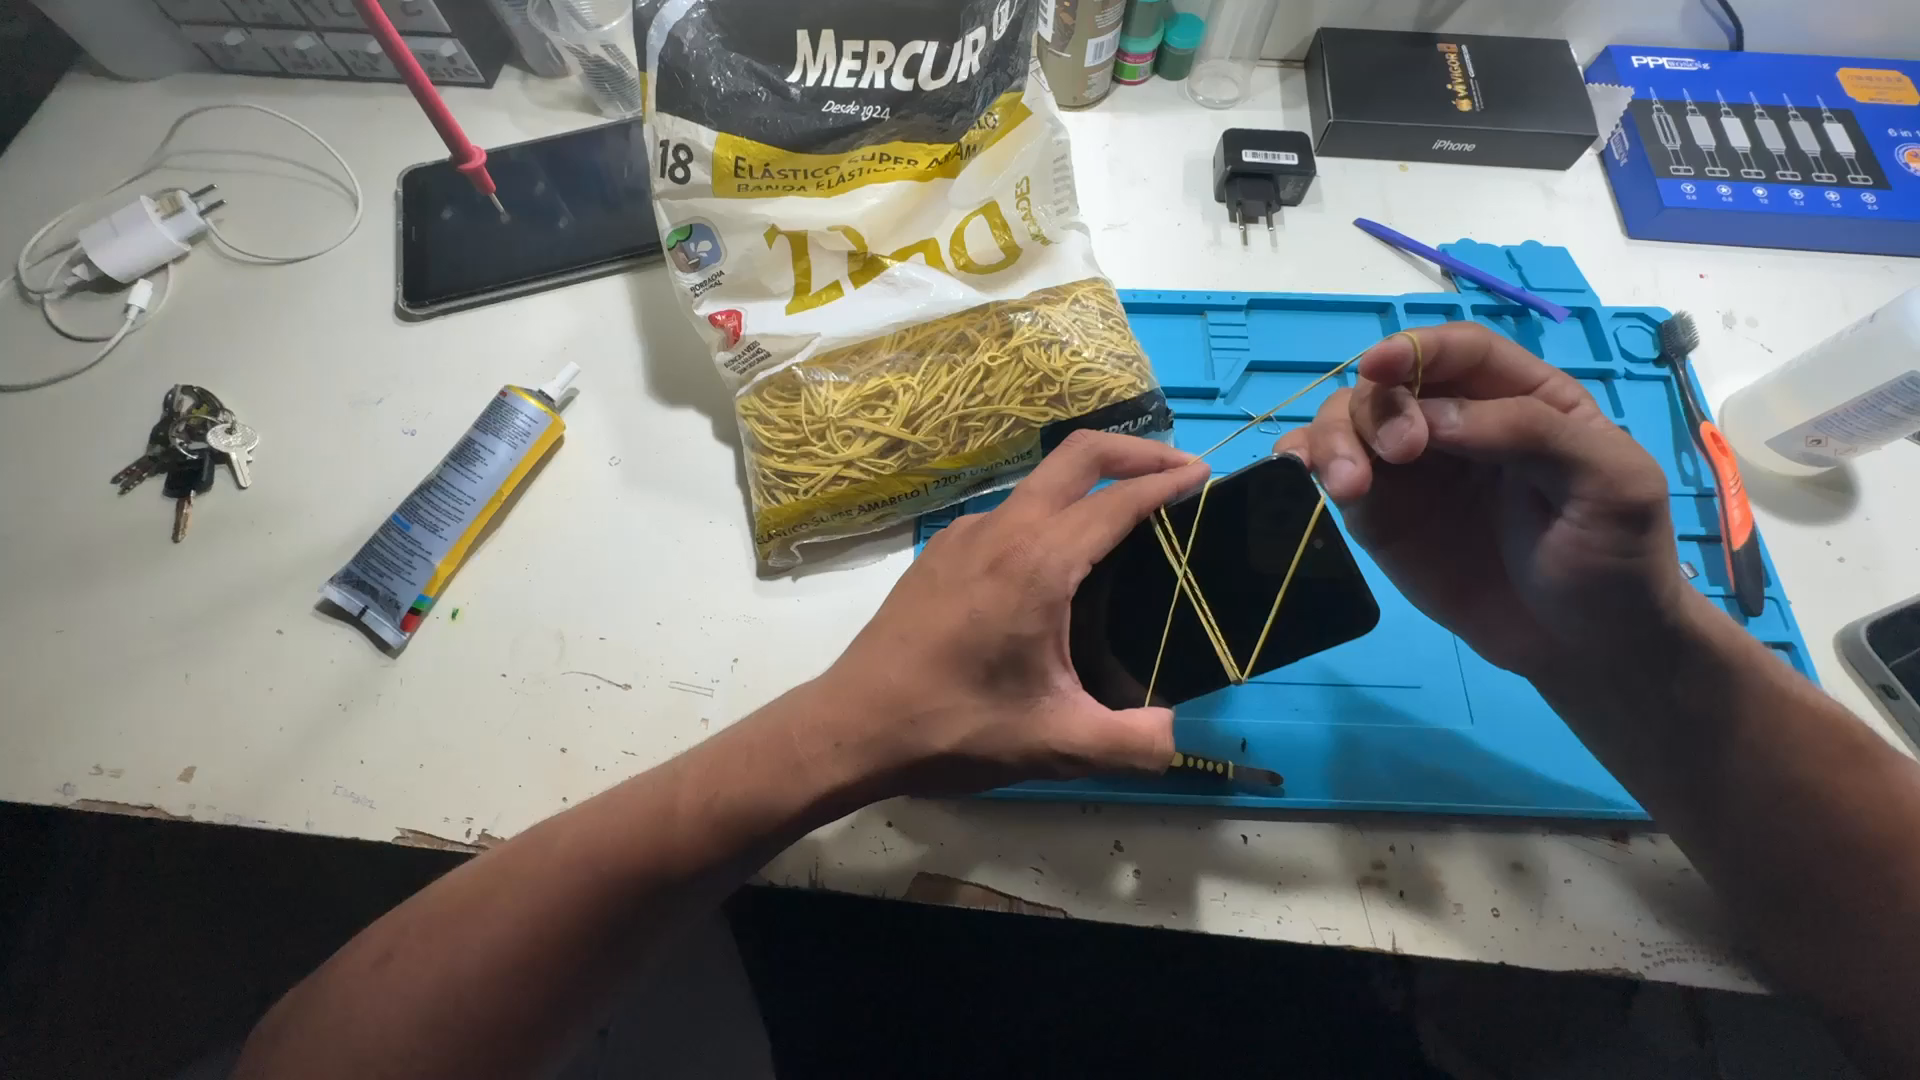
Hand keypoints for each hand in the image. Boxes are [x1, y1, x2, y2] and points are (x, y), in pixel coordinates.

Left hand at [819, 431, 1208, 794]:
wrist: (854, 725)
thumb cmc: (954, 727)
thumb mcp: (1056, 742)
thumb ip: (1135, 742)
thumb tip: (1183, 736)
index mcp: (1036, 562)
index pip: (1117, 499)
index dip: (1167, 481)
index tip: (1205, 477)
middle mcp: (1000, 529)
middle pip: (1076, 455)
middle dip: (1134, 451)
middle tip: (1177, 472)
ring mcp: (963, 534)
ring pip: (1038, 484)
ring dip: (1087, 484)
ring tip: (1124, 523)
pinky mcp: (940, 551)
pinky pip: (1008, 513)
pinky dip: (1048, 513)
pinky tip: (1054, 564)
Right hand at [1273, 323, 1684, 680]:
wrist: (1579, 644)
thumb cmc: (1614, 558)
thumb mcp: (1609, 483)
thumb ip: (1530, 433)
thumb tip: (1429, 417)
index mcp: (1520, 399)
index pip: (1459, 352)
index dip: (1414, 349)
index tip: (1378, 368)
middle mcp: (1453, 423)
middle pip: (1388, 386)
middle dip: (1376, 411)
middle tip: (1397, 458)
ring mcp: (1407, 470)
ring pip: (1345, 424)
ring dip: (1332, 441)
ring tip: (1349, 488)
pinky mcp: (1375, 513)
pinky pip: (1327, 473)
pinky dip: (1301, 464)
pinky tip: (1296, 476)